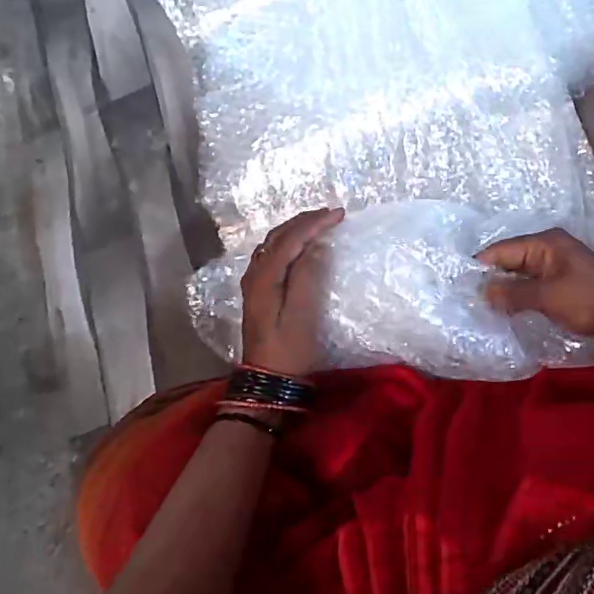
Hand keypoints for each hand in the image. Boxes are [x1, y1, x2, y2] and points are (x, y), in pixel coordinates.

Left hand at [240, 207, 343, 376]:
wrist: (267, 379)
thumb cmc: (289, 350)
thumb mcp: (301, 314)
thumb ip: (307, 276)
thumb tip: (315, 246)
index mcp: (264, 278)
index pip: (290, 239)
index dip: (314, 223)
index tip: (339, 214)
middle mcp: (254, 275)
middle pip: (277, 237)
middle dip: (304, 221)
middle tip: (331, 214)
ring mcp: (254, 284)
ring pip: (273, 244)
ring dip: (295, 229)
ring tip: (319, 223)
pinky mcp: (259, 293)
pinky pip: (273, 255)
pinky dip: (289, 243)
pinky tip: (301, 246)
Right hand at [475, 228, 593, 337]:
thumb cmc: (585, 299)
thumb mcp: (546, 296)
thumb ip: (512, 293)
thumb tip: (484, 292)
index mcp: (544, 243)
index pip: (502, 249)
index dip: (480, 266)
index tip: (460, 283)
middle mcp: (548, 247)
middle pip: (509, 259)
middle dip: (490, 277)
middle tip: (467, 296)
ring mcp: (555, 264)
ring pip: (519, 273)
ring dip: (504, 287)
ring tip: (481, 304)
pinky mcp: (560, 280)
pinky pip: (530, 282)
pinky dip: (517, 293)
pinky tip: (504, 307)